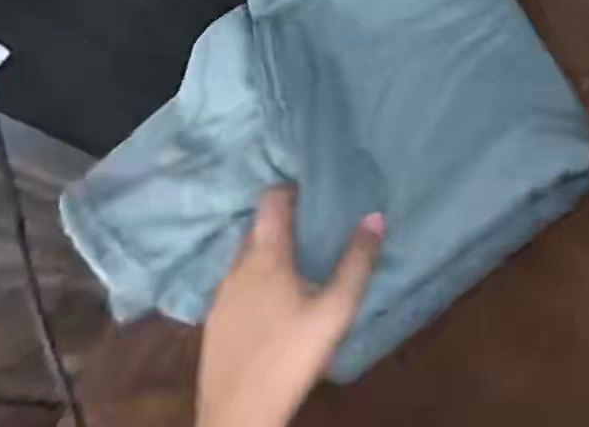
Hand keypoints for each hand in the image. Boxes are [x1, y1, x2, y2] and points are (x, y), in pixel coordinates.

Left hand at [197, 189, 383, 426]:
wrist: (237, 421)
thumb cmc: (290, 357)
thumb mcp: (336, 309)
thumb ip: (357, 261)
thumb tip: (375, 215)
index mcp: (265, 257)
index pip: (270, 201)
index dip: (290, 187)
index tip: (315, 186)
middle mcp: (237, 269)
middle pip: (256, 226)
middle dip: (282, 217)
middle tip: (315, 219)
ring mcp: (220, 297)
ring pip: (244, 255)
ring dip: (268, 246)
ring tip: (299, 254)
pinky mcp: (213, 323)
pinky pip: (236, 281)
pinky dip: (255, 274)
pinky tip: (275, 296)